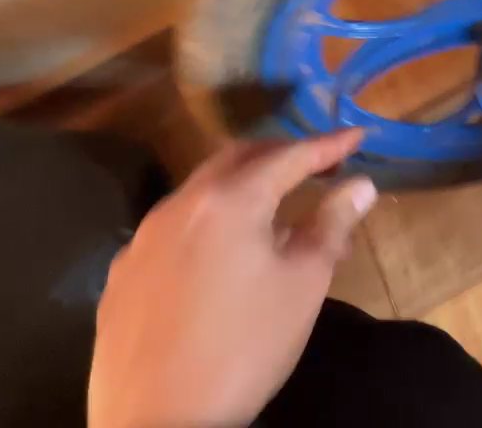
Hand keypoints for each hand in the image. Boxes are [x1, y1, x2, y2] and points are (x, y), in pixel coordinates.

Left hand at [88, 129, 378, 427]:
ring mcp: (142, 243)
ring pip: (202, 191)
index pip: (289, 156)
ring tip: (279, 210)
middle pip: (238, 159)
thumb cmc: (245, 345)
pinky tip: (227, 252)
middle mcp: (180, 208)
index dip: (329, 144)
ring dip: (246, 186)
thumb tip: (360, 184)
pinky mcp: (121, 279)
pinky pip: (175, 228)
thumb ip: (333, 222)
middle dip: (283, 153)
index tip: (359, 135)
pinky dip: (212, 220)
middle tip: (320, 162)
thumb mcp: (305, 281)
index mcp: (229, 202)